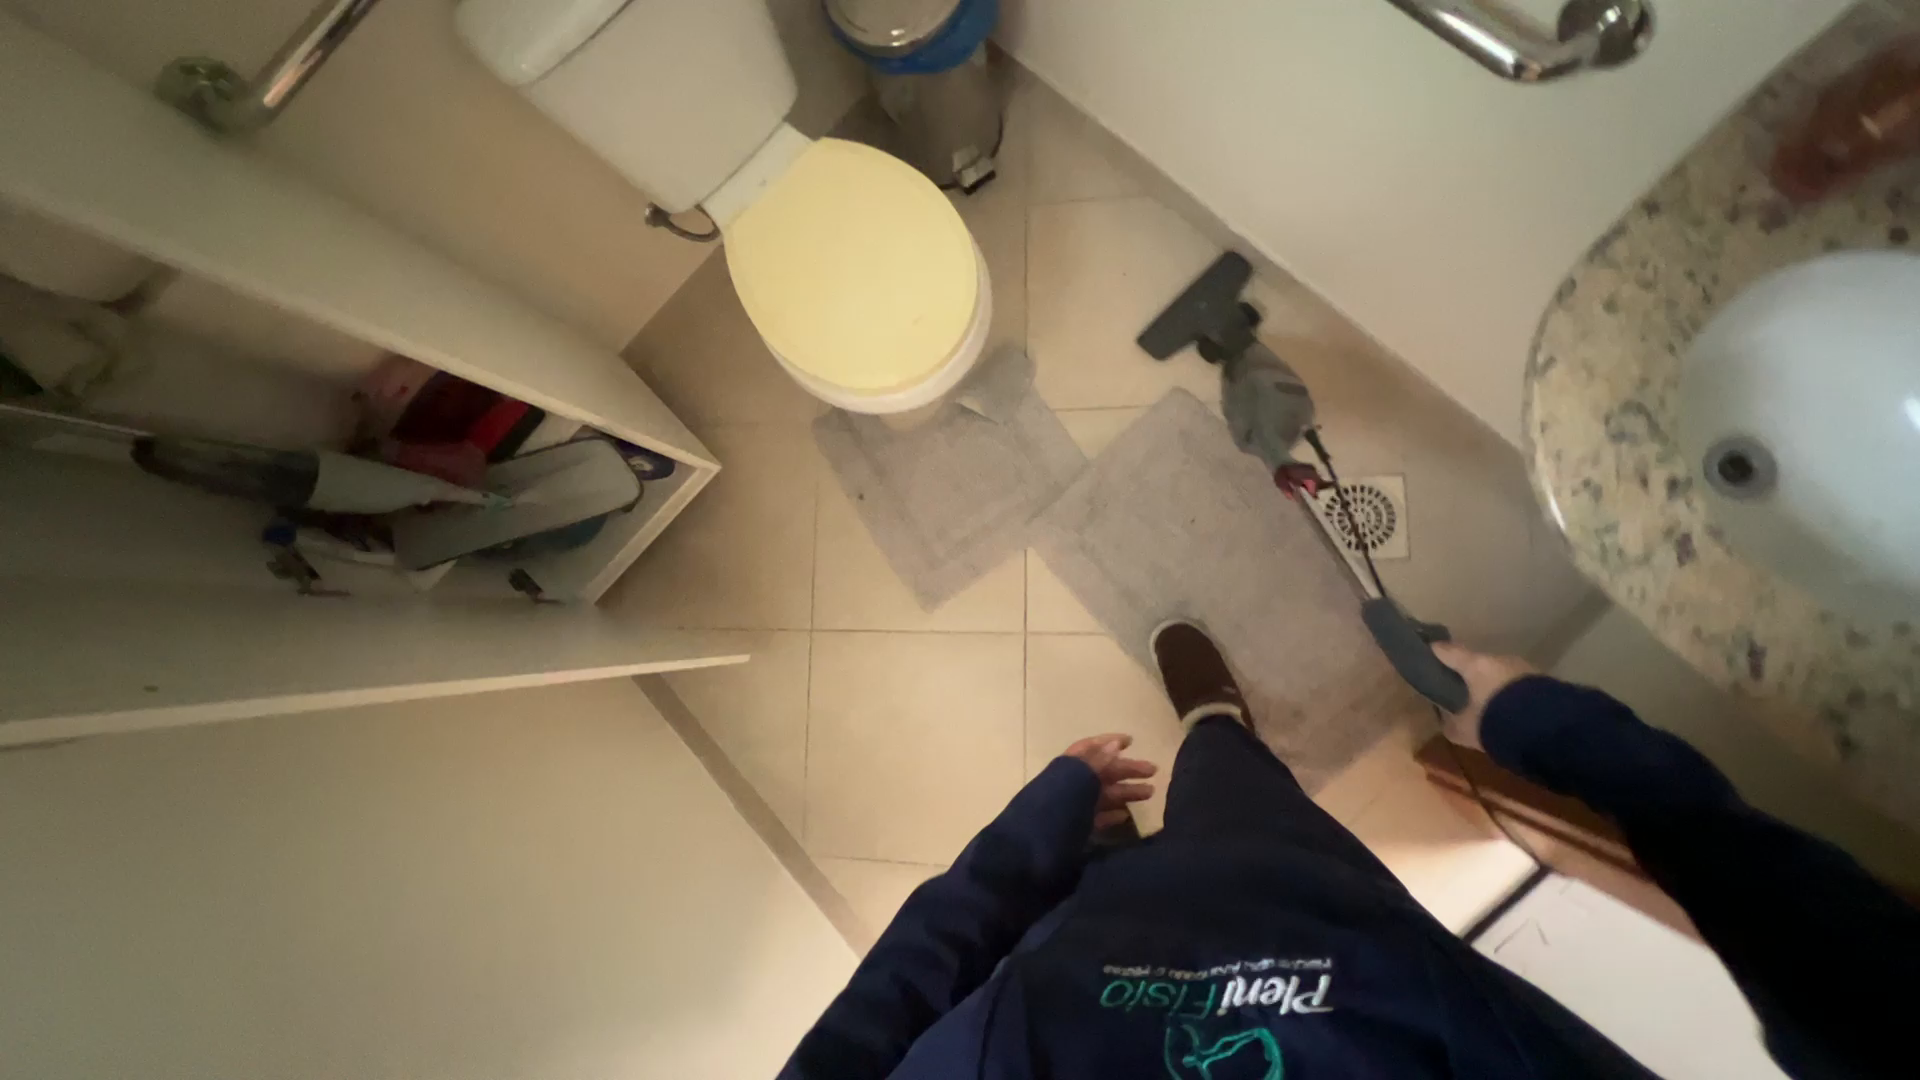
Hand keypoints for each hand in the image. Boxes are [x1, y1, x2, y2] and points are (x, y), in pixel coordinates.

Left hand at [1063, 734, 1157, 830]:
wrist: (1031, 849)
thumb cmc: (1057, 807)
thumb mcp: (1078, 780)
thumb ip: (1097, 763)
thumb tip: (1115, 744)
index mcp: (1069, 768)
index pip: (1090, 748)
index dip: (1109, 742)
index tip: (1131, 742)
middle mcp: (1071, 784)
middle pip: (1102, 772)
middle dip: (1127, 769)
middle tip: (1154, 770)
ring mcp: (1074, 807)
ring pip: (1104, 795)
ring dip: (1126, 792)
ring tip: (1151, 792)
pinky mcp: (1077, 830)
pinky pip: (1098, 818)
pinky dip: (1112, 815)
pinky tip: (1127, 815)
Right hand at [1431, 643, 1538, 750]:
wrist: (1548, 731)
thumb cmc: (1494, 721)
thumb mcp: (1463, 729)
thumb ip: (1450, 721)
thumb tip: (1442, 719)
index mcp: (1473, 665)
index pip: (1446, 651)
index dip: (1434, 653)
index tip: (1424, 656)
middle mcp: (1498, 660)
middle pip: (1476, 662)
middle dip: (1468, 674)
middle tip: (1460, 689)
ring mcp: (1524, 669)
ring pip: (1500, 674)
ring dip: (1492, 685)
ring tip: (1488, 703)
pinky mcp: (1545, 683)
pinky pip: (1518, 686)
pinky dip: (1512, 695)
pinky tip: (1510, 711)